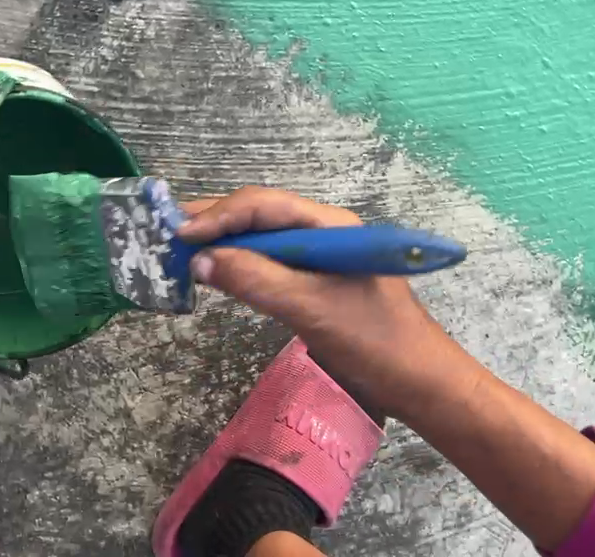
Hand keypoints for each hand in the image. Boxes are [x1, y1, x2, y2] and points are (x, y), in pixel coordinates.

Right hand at [187, 188, 594, 550]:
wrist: (427, 388)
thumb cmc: (378, 343)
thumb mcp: (313, 310)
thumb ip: (257, 280)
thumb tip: (200, 260)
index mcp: (330, 225)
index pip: (263, 205)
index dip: (219, 216)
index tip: (182, 233)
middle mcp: (320, 230)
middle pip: (257, 213)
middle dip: (213, 219)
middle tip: (167, 228)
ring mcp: (315, 254)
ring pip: (258, 236)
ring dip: (221, 240)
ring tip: (179, 244)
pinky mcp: (311, 279)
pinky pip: (265, 260)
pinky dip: (235, 262)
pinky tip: (213, 268)